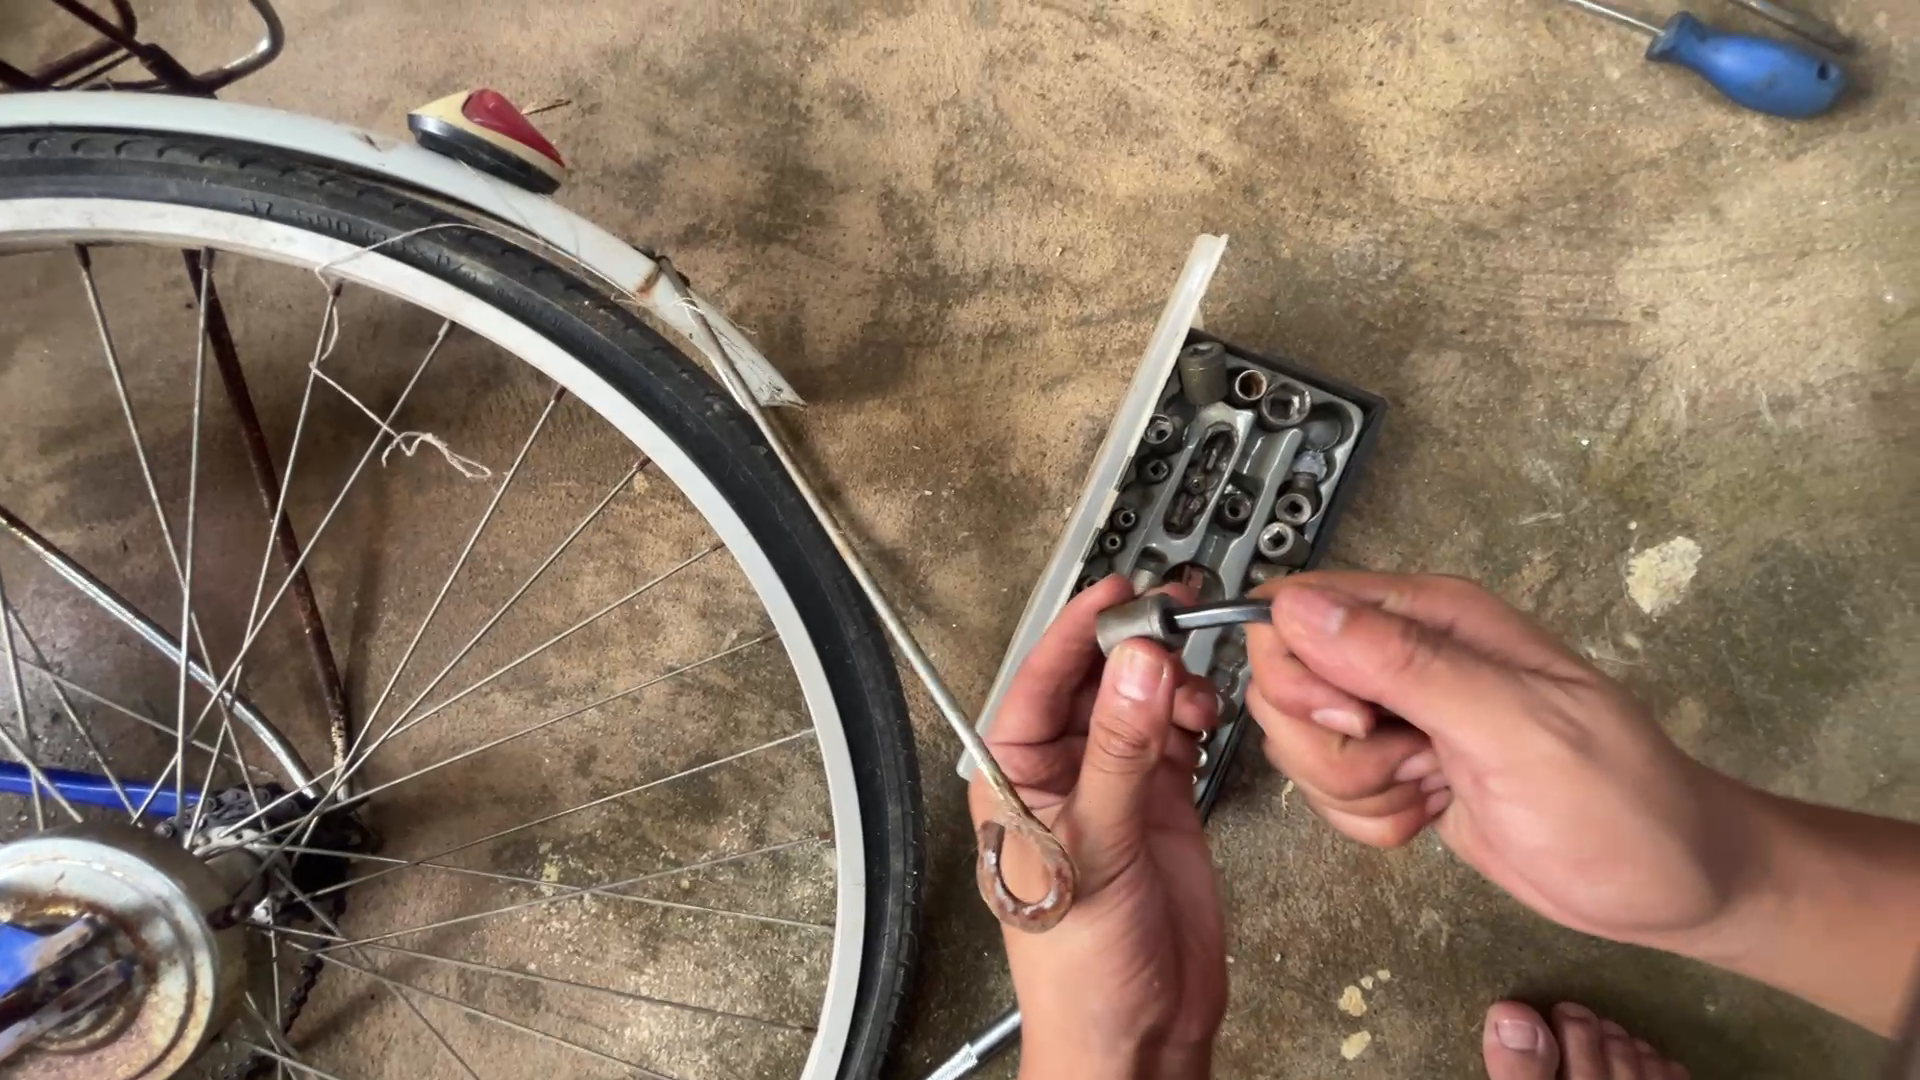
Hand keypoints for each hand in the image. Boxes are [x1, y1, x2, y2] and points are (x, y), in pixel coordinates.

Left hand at [970, 576, 1226, 1079]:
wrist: (1140, 1033)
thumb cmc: (1077, 963)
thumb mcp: (1094, 845)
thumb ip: (1120, 752)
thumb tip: (1136, 666)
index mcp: (1015, 770)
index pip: (1041, 678)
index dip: (1078, 629)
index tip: (1117, 592)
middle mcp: (1061, 765)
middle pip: (1094, 679)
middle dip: (1131, 645)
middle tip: (1172, 616)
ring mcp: (1113, 777)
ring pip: (1137, 698)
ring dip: (1165, 679)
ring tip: (1189, 683)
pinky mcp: (1157, 794)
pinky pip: (1171, 729)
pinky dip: (1190, 711)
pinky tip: (1201, 709)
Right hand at [1246, 571, 1919, 1035]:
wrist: (1675, 887)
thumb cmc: (1619, 803)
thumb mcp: (1518, 727)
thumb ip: (1403, 662)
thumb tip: (1291, 606)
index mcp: (1425, 614)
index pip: (1291, 610)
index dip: (1299, 671)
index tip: (1359, 722)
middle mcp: (1392, 651)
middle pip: (1279, 681)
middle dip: (1328, 743)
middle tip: (1409, 761)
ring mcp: (1383, 708)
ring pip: (1293, 737)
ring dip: (1351, 785)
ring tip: (1432, 790)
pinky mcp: (1378, 760)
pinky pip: (1318, 783)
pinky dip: (1362, 813)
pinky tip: (1426, 812)